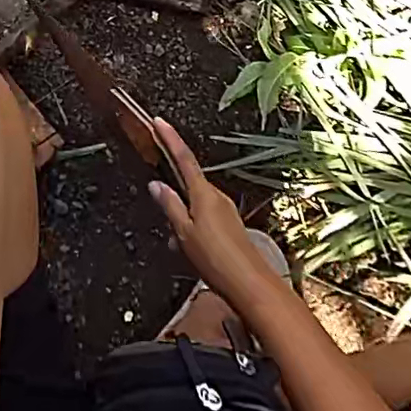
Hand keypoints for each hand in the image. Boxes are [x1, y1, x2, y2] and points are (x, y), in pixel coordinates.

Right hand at [148, 118, 286, 309]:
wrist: (254, 289)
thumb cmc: (217, 260)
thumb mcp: (184, 232)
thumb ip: (169, 205)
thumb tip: (156, 184)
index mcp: (203, 194)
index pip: (183, 157)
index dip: (169, 138)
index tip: (158, 121)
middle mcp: (217, 197)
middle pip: (188, 182)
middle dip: (172, 189)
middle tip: (159, 202)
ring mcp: (226, 212)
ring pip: (195, 203)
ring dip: (182, 214)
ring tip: (174, 240)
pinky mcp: (231, 227)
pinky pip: (205, 216)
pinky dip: (192, 225)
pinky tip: (188, 248)